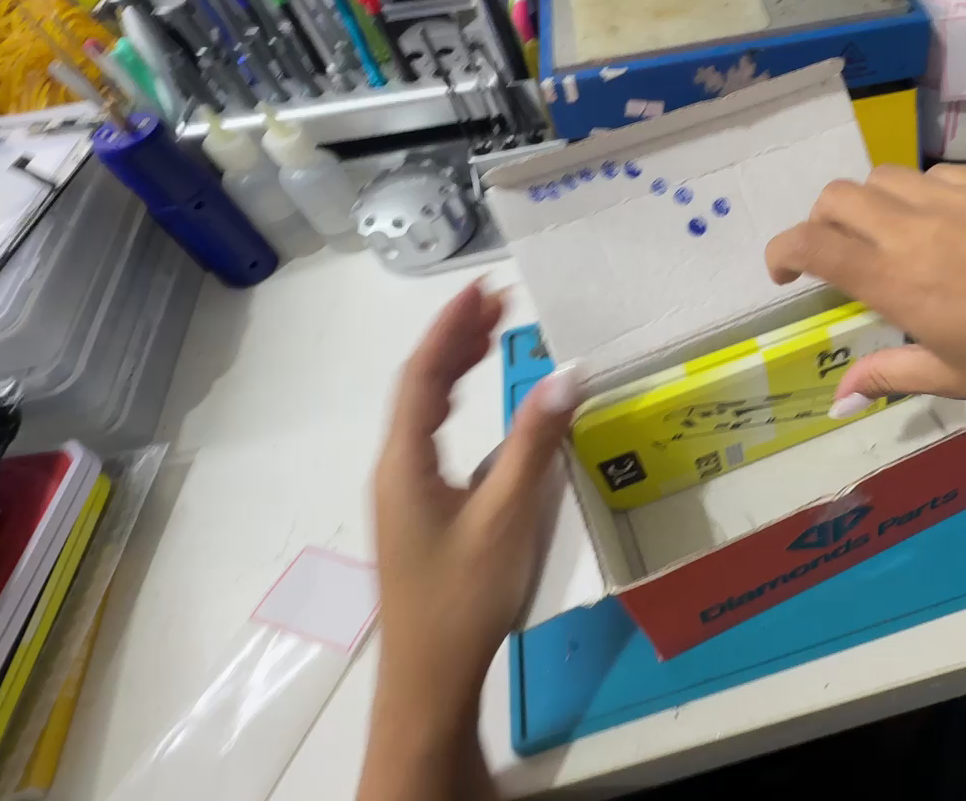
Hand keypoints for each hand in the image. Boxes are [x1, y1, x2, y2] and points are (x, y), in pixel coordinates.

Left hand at [371, 280, 578, 721]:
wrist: (429, 676)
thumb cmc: (464, 595)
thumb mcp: (507, 516)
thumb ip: (536, 442)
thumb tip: (568, 373)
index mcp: (406, 462)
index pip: (424, 376)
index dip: (451, 327)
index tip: (482, 289)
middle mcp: (397, 466)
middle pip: (421, 386)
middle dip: (456, 338)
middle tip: (498, 303)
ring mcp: (406, 488)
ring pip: (426, 410)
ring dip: (456, 366)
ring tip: (492, 334)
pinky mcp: (422, 505)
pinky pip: (436, 434)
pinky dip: (459, 402)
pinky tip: (482, 402)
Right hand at [765, 164, 965, 409]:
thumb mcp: (958, 378)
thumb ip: (889, 375)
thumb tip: (840, 399)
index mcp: (899, 279)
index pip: (812, 245)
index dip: (781, 251)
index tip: (782, 274)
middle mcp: (917, 226)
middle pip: (839, 196)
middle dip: (822, 222)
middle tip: (840, 258)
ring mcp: (959, 196)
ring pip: (887, 176)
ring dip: (873, 204)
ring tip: (896, 239)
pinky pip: (938, 174)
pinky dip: (924, 195)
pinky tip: (953, 227)